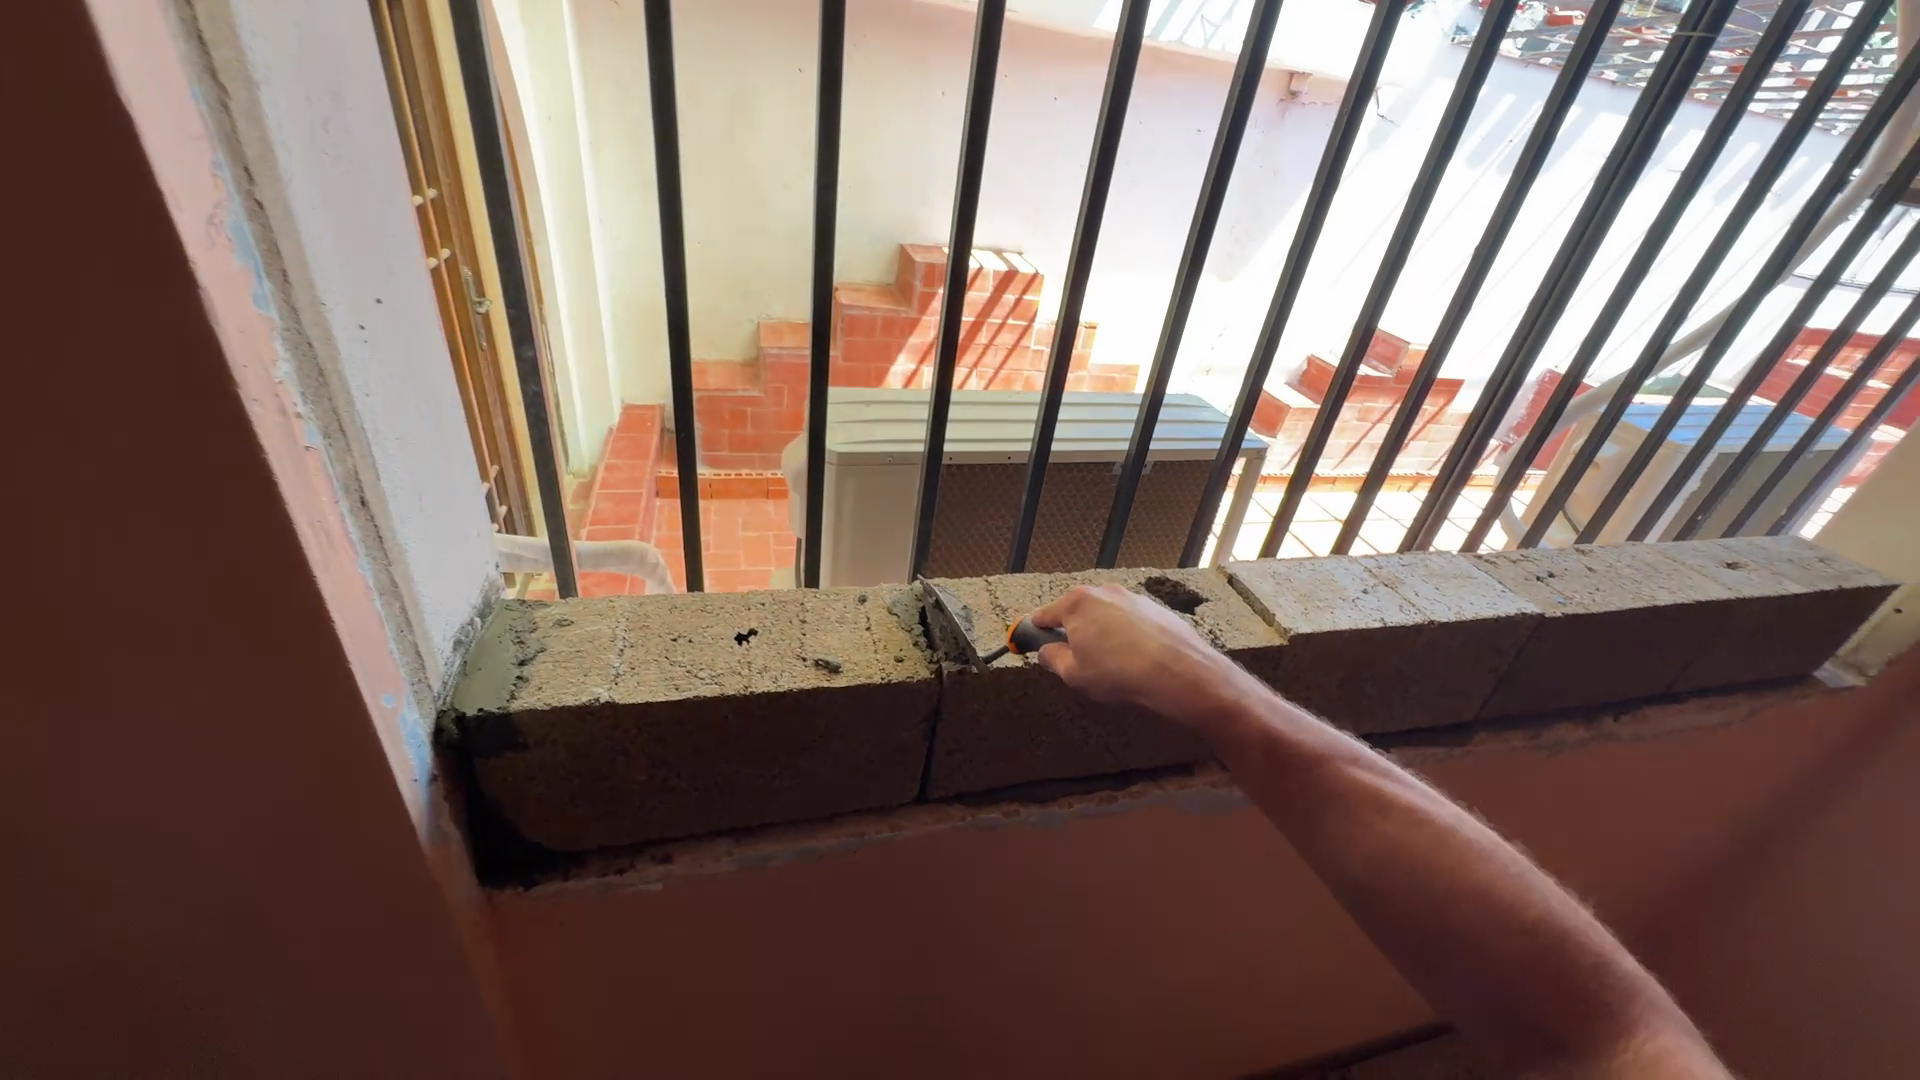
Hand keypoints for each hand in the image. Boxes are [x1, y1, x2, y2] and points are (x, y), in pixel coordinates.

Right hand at [1028, 584, 1254, 728]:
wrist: (1178, 672)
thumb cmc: (1119, 673)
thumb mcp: (1075, 674)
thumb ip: (1053, 659)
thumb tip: (1047, 651)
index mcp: (1076, 604)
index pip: (1043, 615)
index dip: (1032, 630)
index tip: (1027, 641)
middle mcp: (1102, 592)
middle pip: (1075, 611)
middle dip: (1072, 632)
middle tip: (1075, 660)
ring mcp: (1131, 597)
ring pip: (1104, 615)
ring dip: (1101, 633)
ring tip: (1111, 663)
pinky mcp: (1154, 607)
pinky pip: (1129, 620)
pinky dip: (1125, 634)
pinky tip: (1134, 658)